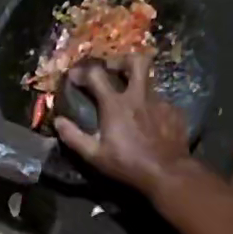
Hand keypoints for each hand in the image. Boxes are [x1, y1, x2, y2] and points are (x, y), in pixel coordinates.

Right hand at [51, 53, 192, 192]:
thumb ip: (72, 136)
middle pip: (137, 61)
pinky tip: (145, 119)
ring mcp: (160, 102)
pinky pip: (159, 100)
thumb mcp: (93, 155)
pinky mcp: (174, 111)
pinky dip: (148, 105)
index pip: (96, 75)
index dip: (82, 72)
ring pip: (148, 81)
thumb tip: (58, 121)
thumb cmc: (127, 163)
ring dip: (135, 84)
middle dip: (122, 60)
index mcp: (115, 105)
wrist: (168, 173)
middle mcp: (139, 97)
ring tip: (127, 99)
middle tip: (112, 71)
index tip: (74, 77)